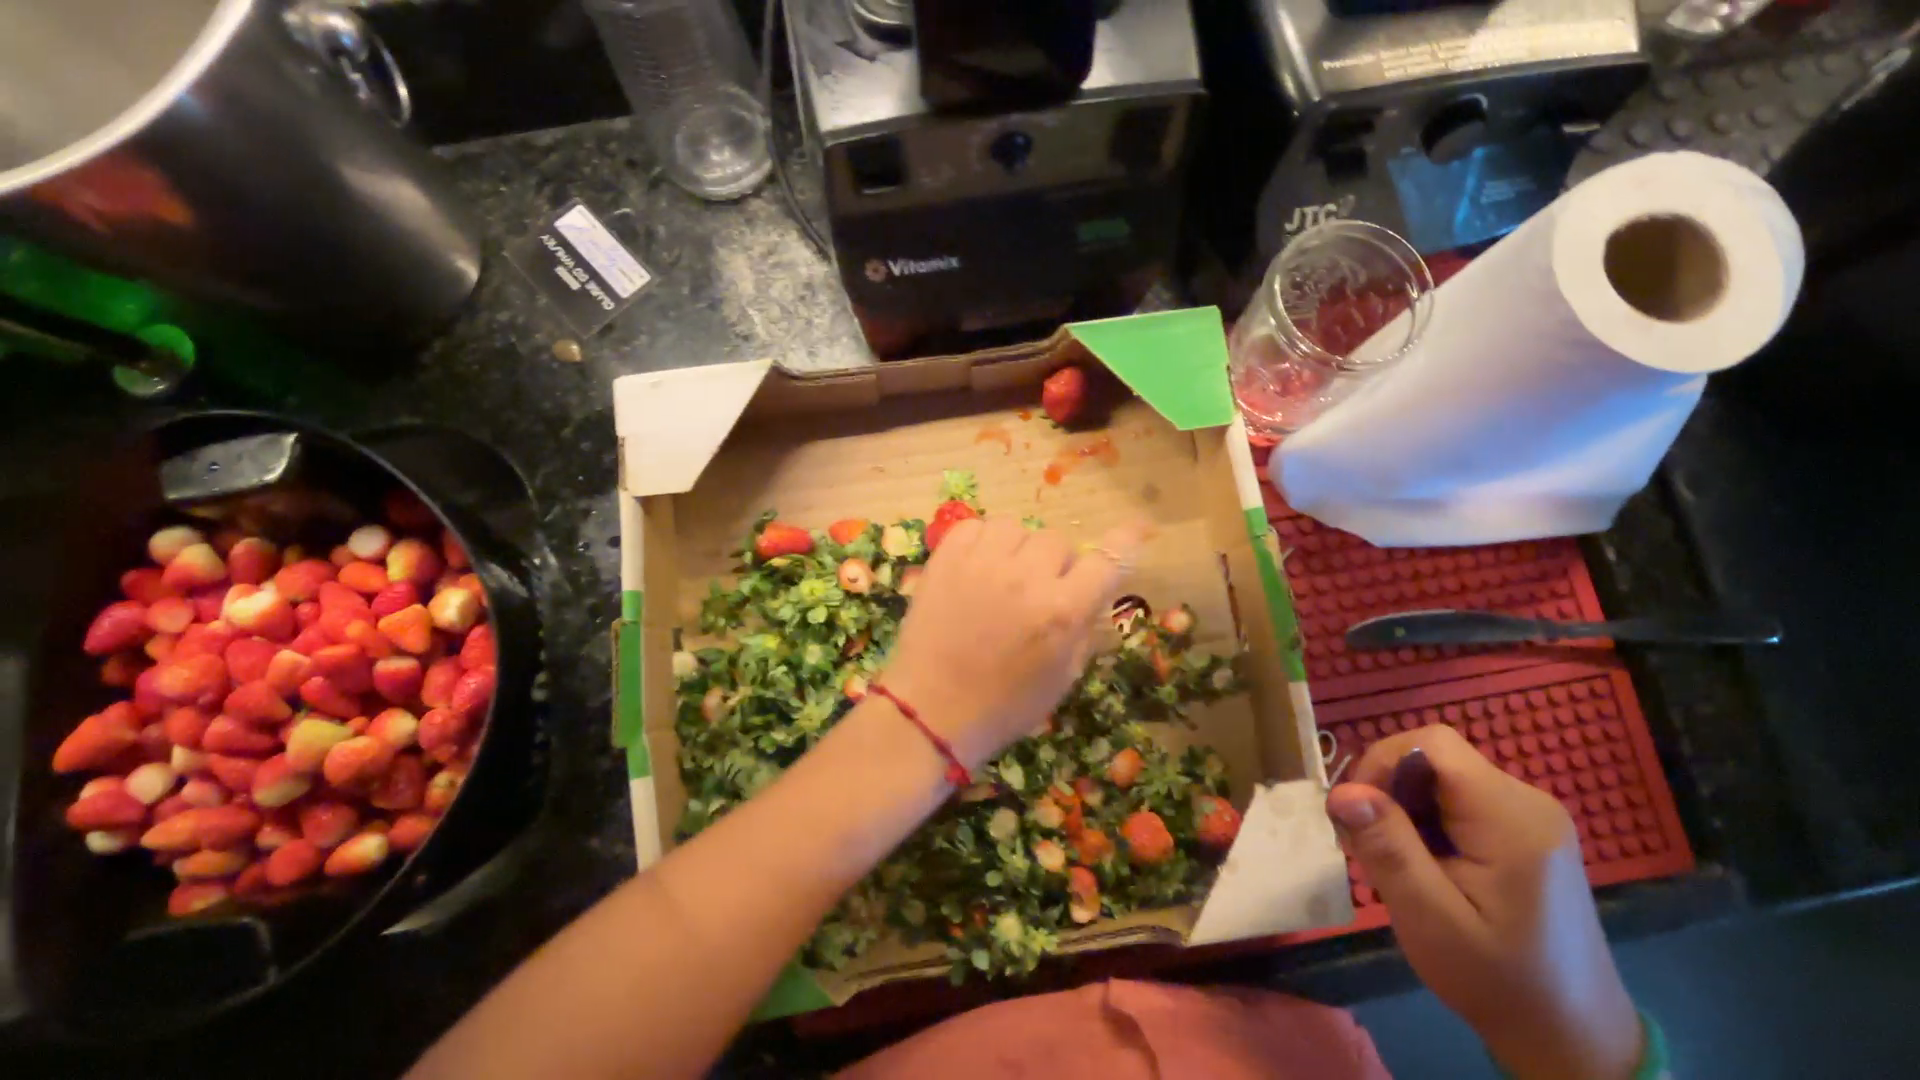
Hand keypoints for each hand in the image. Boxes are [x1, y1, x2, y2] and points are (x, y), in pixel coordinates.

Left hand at [877, 518, 1139, 770]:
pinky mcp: (946, 557)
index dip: (1125, 542)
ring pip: (1018, 527)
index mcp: (1063, 611)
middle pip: (1059, 541)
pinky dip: (982, 541)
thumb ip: (1085, 629)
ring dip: (1019, 548)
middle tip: (1039, 592)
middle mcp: (1028, 578)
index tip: (1138, 529)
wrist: (930, 711)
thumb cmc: (1004, 706)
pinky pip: (977, 526)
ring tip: (1004, 577)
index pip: (1107, 559)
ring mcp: (983, 563)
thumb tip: (1097, 594)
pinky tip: (978, 568)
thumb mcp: (1063, 677)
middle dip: (1056, 564)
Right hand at [1325, 726, 1643, 1079]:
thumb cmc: (1497, 979)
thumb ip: (1388, 848)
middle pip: (1436, 759)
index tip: (1354, 814)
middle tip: (1363, 848)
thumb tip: (1342, 792)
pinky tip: (1422, 866)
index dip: (1381, 762)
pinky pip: (1461, 801)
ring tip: (1393, 864)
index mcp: (1511, 817)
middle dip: (1388, 790)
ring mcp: (1531, 815)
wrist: (1570, 1034)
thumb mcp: (1430, 919)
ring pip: (1443, 779)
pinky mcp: (1527, 831)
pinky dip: (1427, 821)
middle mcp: (1528, 801)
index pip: (1433, 744)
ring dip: (1404, 809)